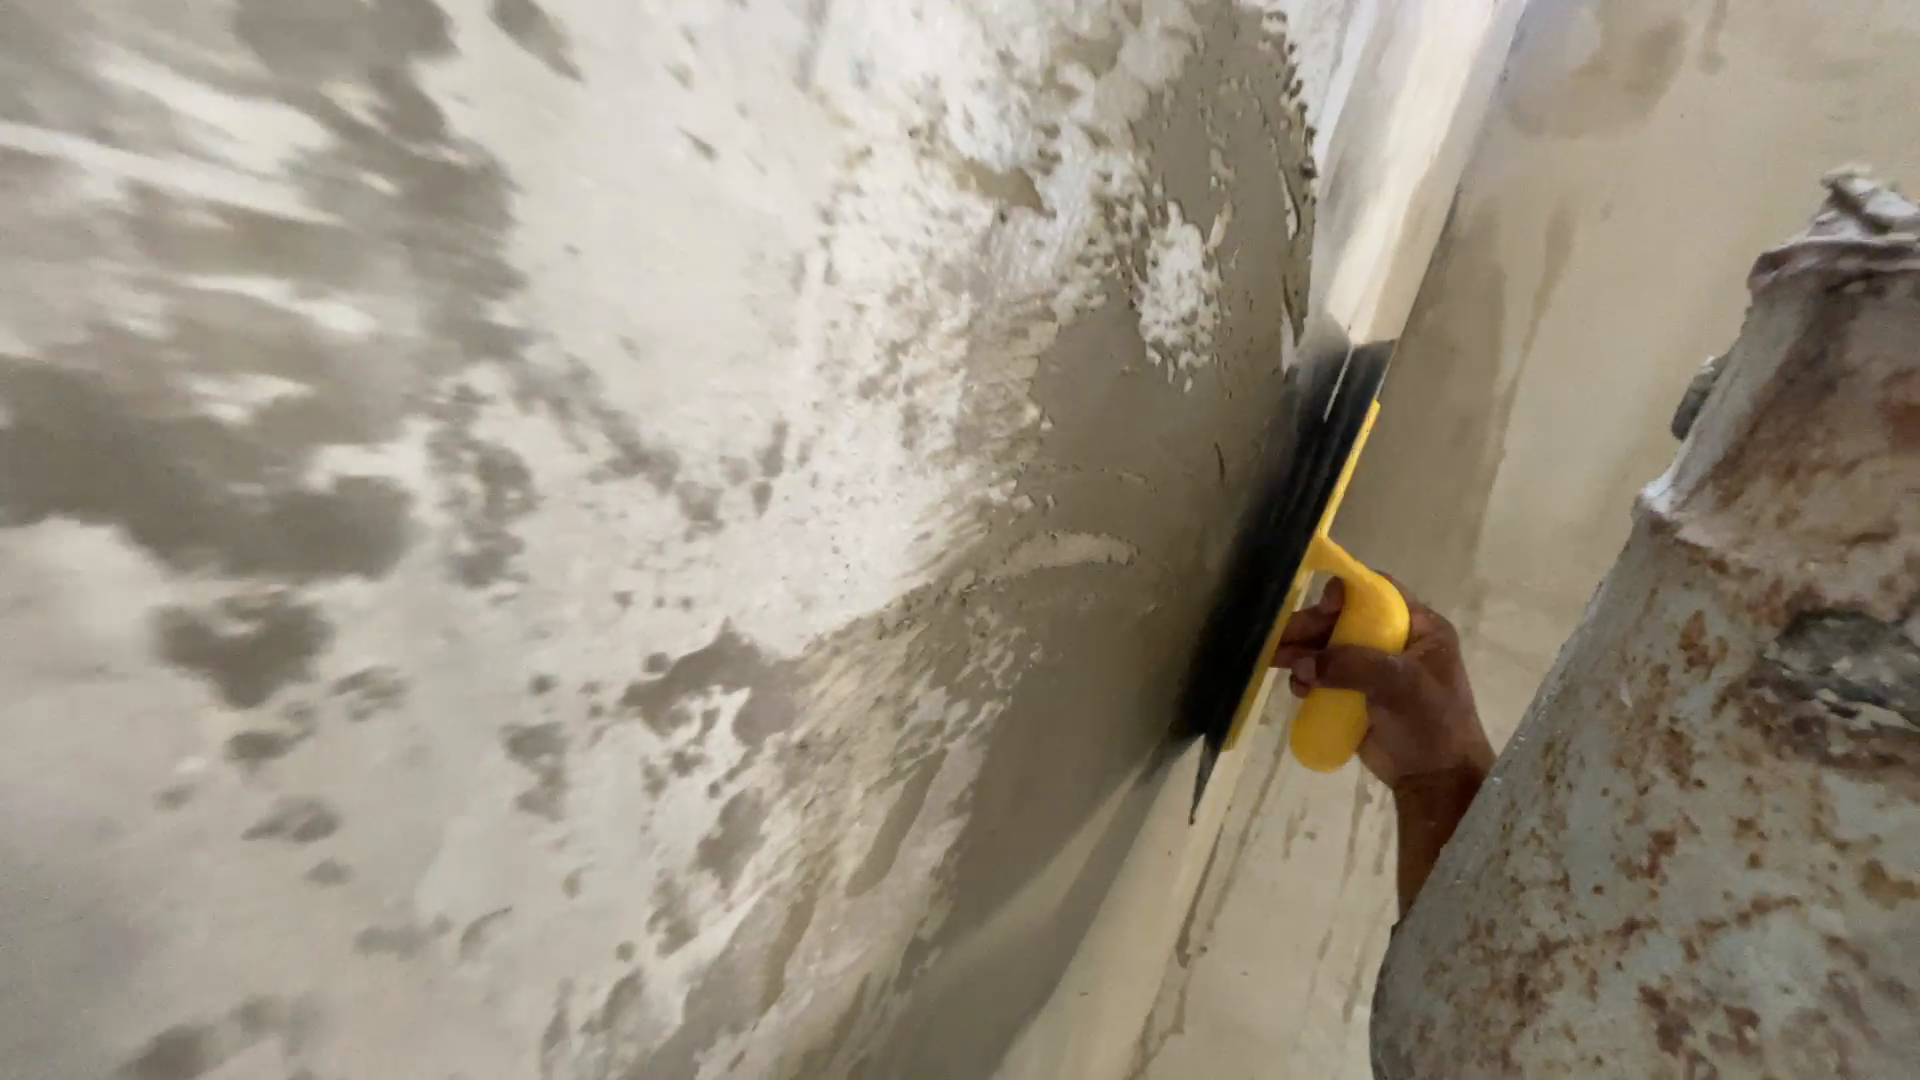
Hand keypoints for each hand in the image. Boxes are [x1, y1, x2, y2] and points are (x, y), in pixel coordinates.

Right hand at [1271, 577, 1492, 789]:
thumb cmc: (1431, 723)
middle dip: (1310, 627)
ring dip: (1300, 652)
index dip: (1349, 592)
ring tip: (1274, 661)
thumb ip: (1351, 666)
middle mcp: (1394, 641)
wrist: (1434, 779)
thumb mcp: (1400, 685)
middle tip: (1280, 638)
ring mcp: (1371, 667)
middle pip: (1343, 619)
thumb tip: (1300, 663)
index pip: (1380, 592)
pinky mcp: (1353, 691)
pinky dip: (1305, 677)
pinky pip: (1322, 673)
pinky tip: (1297, 688)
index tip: (1324, 608)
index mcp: (1419, 628)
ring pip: (1326, 646)